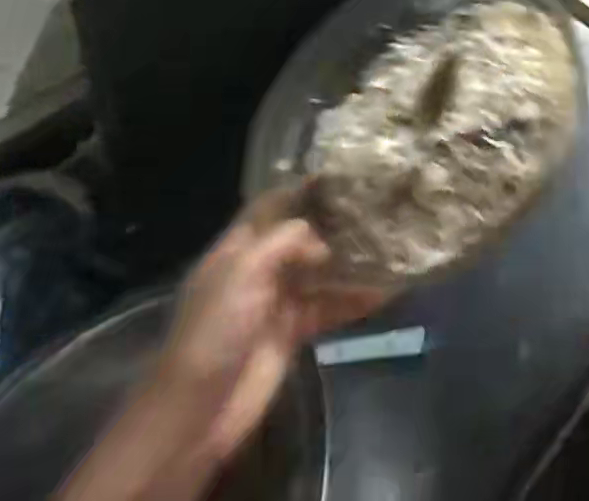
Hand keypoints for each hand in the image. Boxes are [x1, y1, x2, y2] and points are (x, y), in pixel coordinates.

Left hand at [153, 194, 385, 461]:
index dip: (302, 188)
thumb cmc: (214, 331)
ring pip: (323, 271)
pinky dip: (357, 299)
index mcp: (238, 250)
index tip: (343, 173)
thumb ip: (286, 241)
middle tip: (379, 205)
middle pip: (303, 236)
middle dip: (336, 222)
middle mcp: (260, 270)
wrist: (196, 413)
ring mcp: (278, 301)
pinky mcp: (294, 331)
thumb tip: (326, 240)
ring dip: (353, 261)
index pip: (271, 206)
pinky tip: (387, 290)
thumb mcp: (243, 272)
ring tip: (392, 243)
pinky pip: (332, 306)